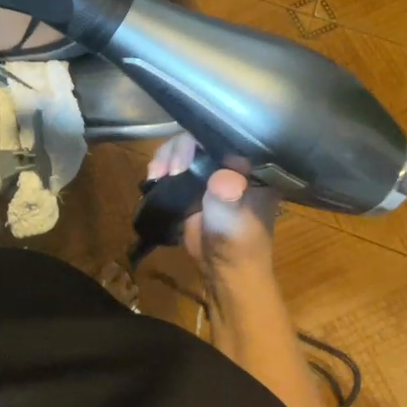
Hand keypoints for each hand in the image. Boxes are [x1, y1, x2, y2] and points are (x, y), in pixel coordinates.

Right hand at [148, 133, 276, 282]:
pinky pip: (173, 162)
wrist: (224, 271)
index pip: (226, 135)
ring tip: (158, 175)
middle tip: (170, 171)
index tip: (185, 160)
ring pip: (183, 147)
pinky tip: (154, 177)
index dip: (202, 139)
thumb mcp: (233, 220)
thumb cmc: (237, 244)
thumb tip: (222, 178)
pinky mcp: (192, 182)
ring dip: (165, 156)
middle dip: (178, 150)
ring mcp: (210, 171)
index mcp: (252, 165)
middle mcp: (232, 162)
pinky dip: (160, 165)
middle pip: (200, 137)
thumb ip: (227, 197)